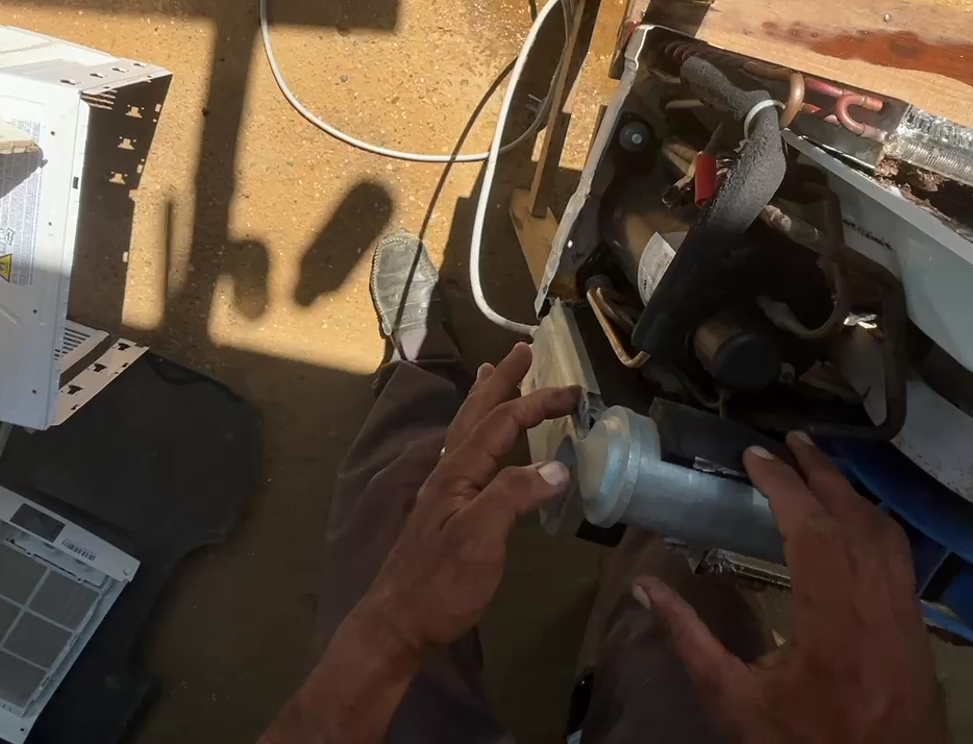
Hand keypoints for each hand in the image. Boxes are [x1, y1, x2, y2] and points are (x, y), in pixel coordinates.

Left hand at [261, 343, 577, 743]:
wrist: (398, 623)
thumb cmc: (440, 583)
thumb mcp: (480, 539)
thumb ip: (513, 497)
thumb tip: (556, 465)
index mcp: (458, 470)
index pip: (501, 423)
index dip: (537, 403)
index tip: (573, 393)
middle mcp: (449, 470)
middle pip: (477, 412)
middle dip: (501, 379)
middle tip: (521, 350)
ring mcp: (444, 488)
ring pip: (467, 428)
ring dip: (484, 397)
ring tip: (491, 373)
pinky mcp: (446, 508)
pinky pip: (466, 452)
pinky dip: (478, 430)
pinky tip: (478, 439)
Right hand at [637, 433, 945, 743]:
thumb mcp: (734, 705)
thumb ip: (687, 639)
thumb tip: (642, 587)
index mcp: (835, 630)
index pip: (814, 534)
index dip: (784, 486)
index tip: (754, 456)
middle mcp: (881, 617)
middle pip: (858, 523)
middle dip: (822, 474)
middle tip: (789, 442)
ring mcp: (909, 626)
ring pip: (888, 539)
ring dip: (850, 494)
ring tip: (816, 466)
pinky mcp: (919, 636)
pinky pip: (900, 562)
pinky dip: (871, 525)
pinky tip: (847, 519)